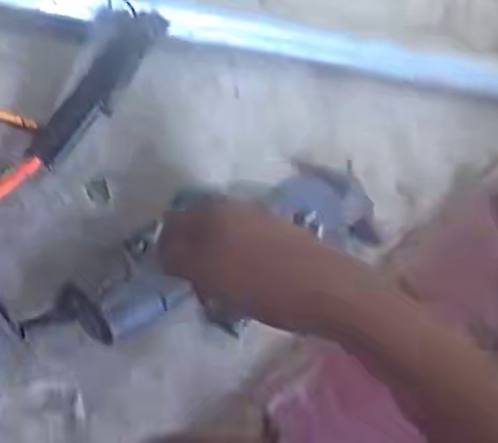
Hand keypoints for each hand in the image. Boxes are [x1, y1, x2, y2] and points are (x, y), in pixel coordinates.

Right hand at [159, 194, 376, 334]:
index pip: (170, 221)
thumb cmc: (264, 282)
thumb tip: (159, 252)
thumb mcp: (208, 274)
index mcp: (209, 208)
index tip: (171, 275)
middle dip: (192, 252)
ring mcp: (261, 217)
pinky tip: (255, 285)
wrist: (338, 293)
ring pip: (223, 236)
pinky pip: (249, 245)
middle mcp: (231, 204)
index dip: (164, 248)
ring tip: (226, 289)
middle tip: (197, 284)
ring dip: (217, 258)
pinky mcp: (285, 235)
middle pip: (197, 227)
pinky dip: (242, 262)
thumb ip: (176, 259)